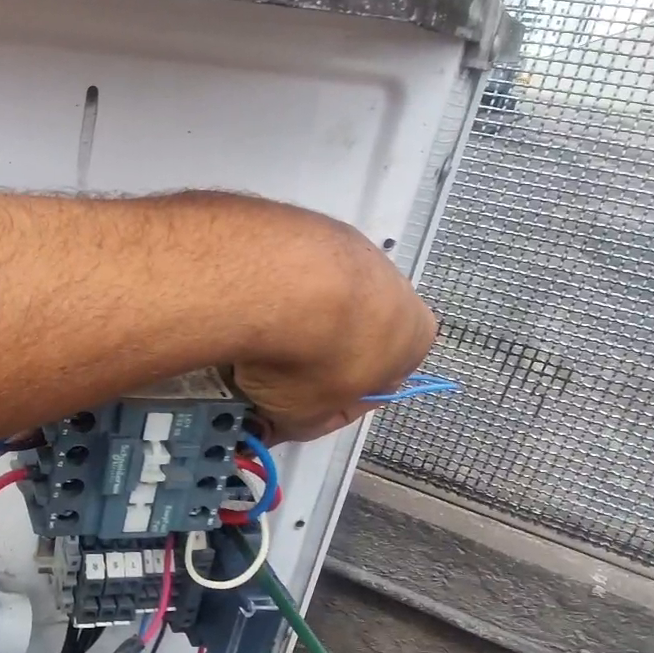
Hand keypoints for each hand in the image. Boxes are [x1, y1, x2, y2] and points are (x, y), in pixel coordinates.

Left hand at [209, 197, 437, 441]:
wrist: (280, 287)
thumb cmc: (314, 349)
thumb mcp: (306, 417)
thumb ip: (301, 421)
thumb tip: (276, 425)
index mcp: (414, 337)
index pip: (376, 382)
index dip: (332, 401)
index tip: (301, 407)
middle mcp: (390, 287)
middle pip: (343, 333)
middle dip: (305, 357)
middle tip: (264, 379)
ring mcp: (347, 251)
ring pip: (311, 299)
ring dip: (280, 321)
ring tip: (246, 345)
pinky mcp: (304, 227)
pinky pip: (279, 270)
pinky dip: (260, 291)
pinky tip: (238, 310)